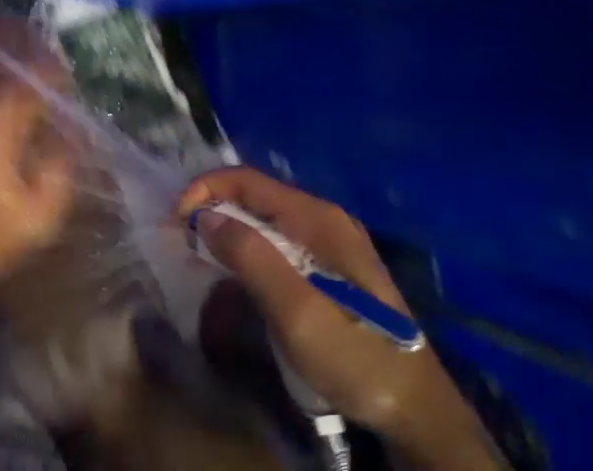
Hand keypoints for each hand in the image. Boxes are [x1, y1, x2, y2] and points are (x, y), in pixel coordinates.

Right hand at [177, 169, 501, 468]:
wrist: (416, 412)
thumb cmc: (356, 359)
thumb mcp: (298, 312)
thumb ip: (252, 258)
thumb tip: (205, 217)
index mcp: (319, 220)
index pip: (246, 180)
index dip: (204, 191)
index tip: (176, 221)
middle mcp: (324, 221)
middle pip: (253, 195)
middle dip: (210, 209)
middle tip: (181, 240)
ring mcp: (329, 244)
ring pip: (261, 218)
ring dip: (225, 229)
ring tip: (198, 254)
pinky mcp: (327, 267)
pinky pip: (274, 240)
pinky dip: (244, 247)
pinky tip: (232, 270)